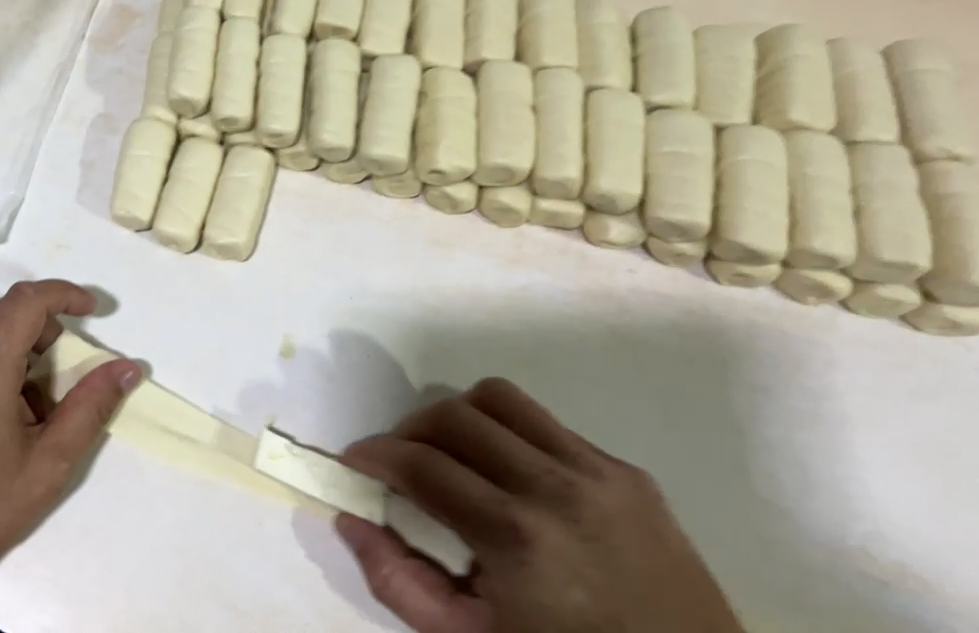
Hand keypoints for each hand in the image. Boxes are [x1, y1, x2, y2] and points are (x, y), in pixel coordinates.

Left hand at [0, 280, 140, 632]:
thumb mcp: (49, 465)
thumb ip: (91, 406)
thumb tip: (127, 367)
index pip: (25, 301)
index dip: (64, 294)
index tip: (91, 310)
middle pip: (3, 315)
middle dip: (41, 334)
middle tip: (59, 385)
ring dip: (11, 354)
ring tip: (21, 416)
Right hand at [339, 378, 742, 632]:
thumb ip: (398, 581)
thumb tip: (350, 518)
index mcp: (515, 537)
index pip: (419, 464)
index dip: (373, 455)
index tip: (354, 463)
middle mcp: (555, 488)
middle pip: (453, 415)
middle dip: (408, 430)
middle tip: (399, 462)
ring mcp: (599, 474)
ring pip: (500, 398)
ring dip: (459, 417)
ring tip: (452, 453)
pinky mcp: (628, 474)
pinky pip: (548, 424)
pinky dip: (510, 435)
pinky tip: (512, 478)